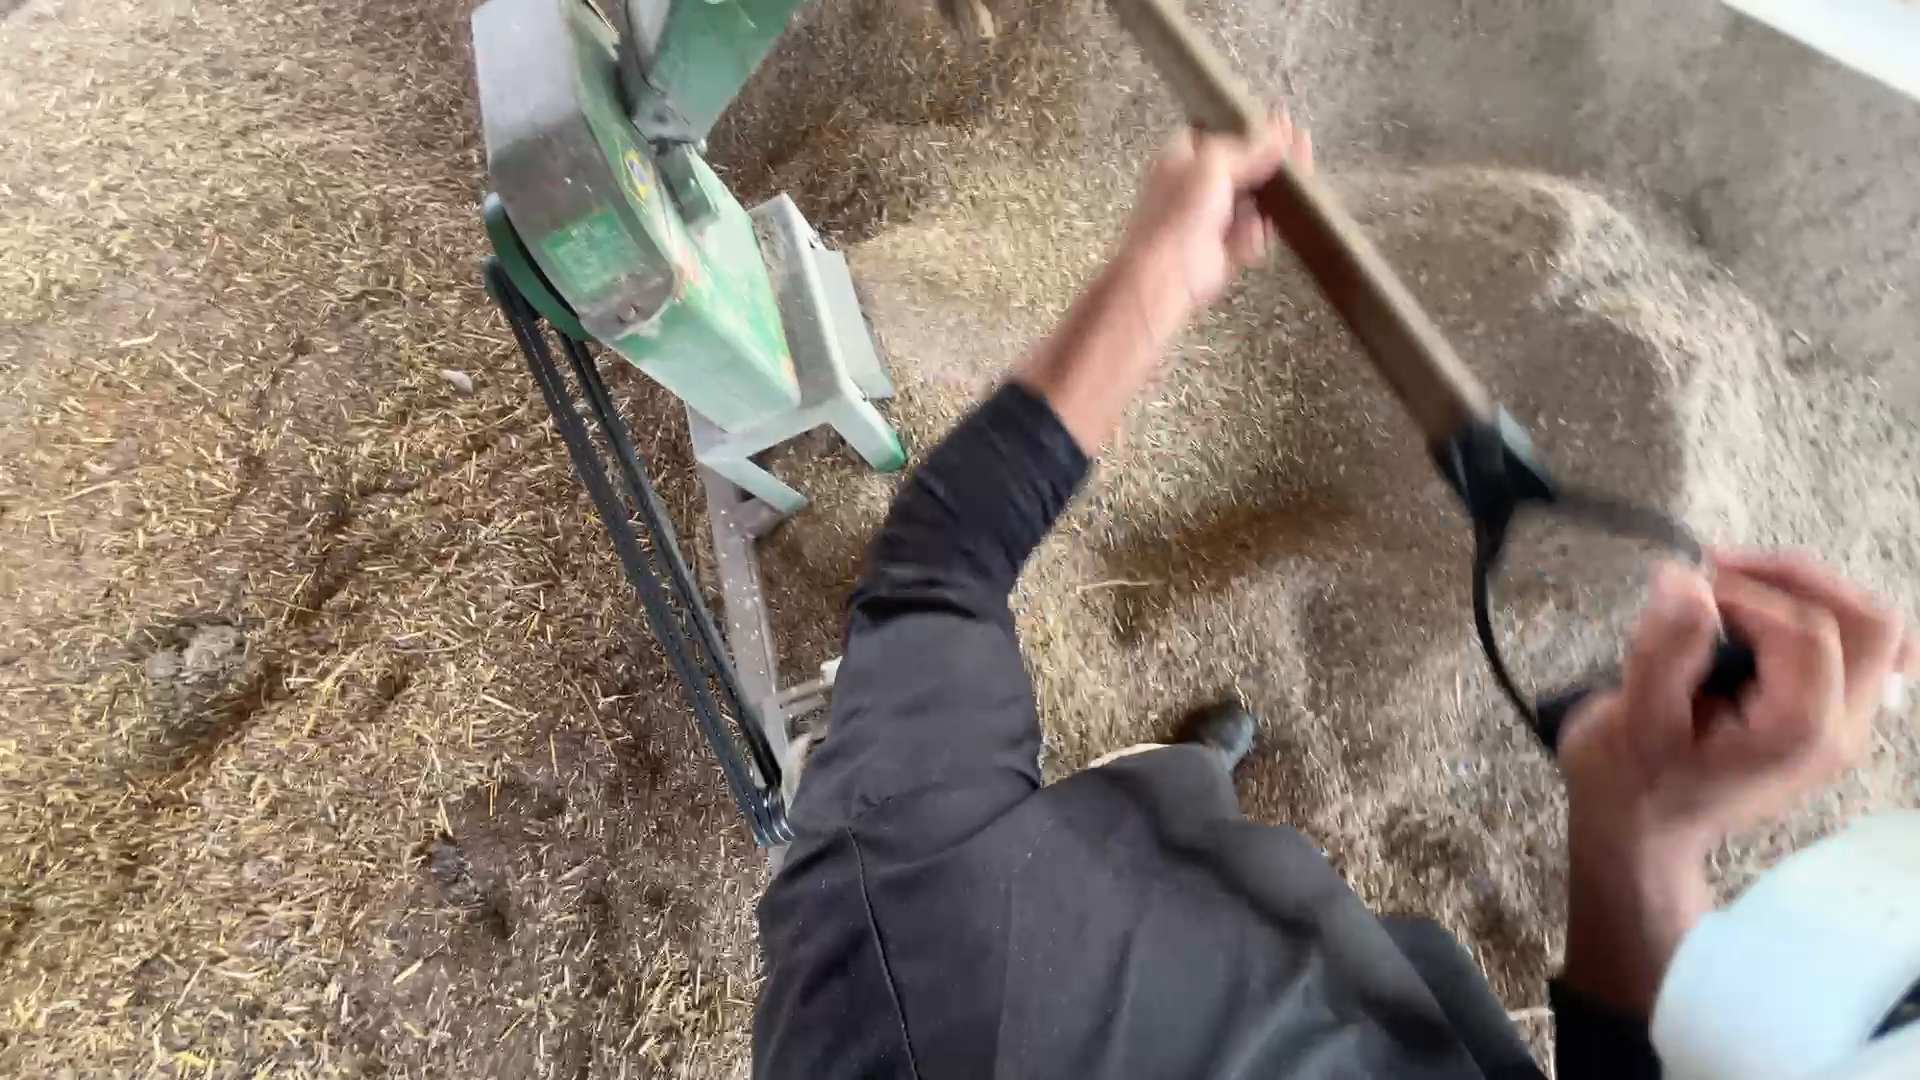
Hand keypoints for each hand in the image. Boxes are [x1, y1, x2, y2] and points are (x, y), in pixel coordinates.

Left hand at [1112, 110, 1312, 333]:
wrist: (1168, 273)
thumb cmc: (1180, 214)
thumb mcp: (1215, 164)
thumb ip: (1250, 148)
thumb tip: (1279, 135)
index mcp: (1180, 160)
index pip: (1215, 134)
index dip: (1246, 127)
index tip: (1278, 121)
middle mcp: (1193, 188)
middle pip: (1240, 166)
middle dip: (1270, 158)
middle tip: (1299, 144)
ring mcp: (1208, 219)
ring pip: (1250, 199)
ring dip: (1274, 191)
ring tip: (1303, 176)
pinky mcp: (1223, 248)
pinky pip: (1251, 233)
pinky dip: (1260, 229)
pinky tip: (1272, 220)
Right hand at [1558, 552, 1914, 1016]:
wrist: (1639, 830)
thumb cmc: (1626, 777)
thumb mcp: (1631, 716)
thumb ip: (1664, 650)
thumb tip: (1681, 580)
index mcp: (1798, 730)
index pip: (1806, 633)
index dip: (1742, 596)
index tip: (1675, 591)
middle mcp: (1841, 726)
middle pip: (1869, 624)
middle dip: (1792, 578)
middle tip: (1715, 563)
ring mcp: (1838, 724)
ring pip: (1871, 633)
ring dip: (1804, 593)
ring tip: (1728, 580)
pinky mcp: (1818, 718)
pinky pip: (1849, 652)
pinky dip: (1807, 617)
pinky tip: (1752, 616)